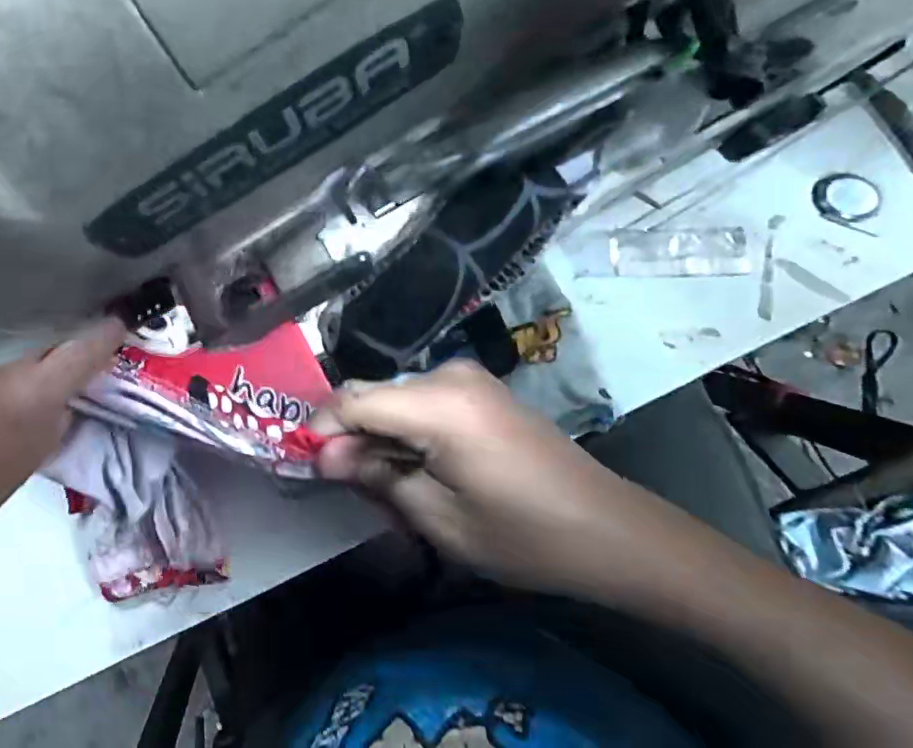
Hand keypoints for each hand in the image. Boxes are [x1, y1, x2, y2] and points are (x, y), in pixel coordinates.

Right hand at [311, 361, 644, 596]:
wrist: (608, 529)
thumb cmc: (524, 536)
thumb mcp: (440, 519)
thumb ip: (378, 476)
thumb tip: (326, 454)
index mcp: (440, 404)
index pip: (354, 400)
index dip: (321, 429)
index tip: (304, 466)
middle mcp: (449, 375)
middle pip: (373, 394)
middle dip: (348, 435)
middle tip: (344, 485)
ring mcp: (468, 378)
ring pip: (394, 398)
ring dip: (377, 435)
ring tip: (381, 485)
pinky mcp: (479, 389)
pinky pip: (421, 400)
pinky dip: (404, 429)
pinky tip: (412, 467)